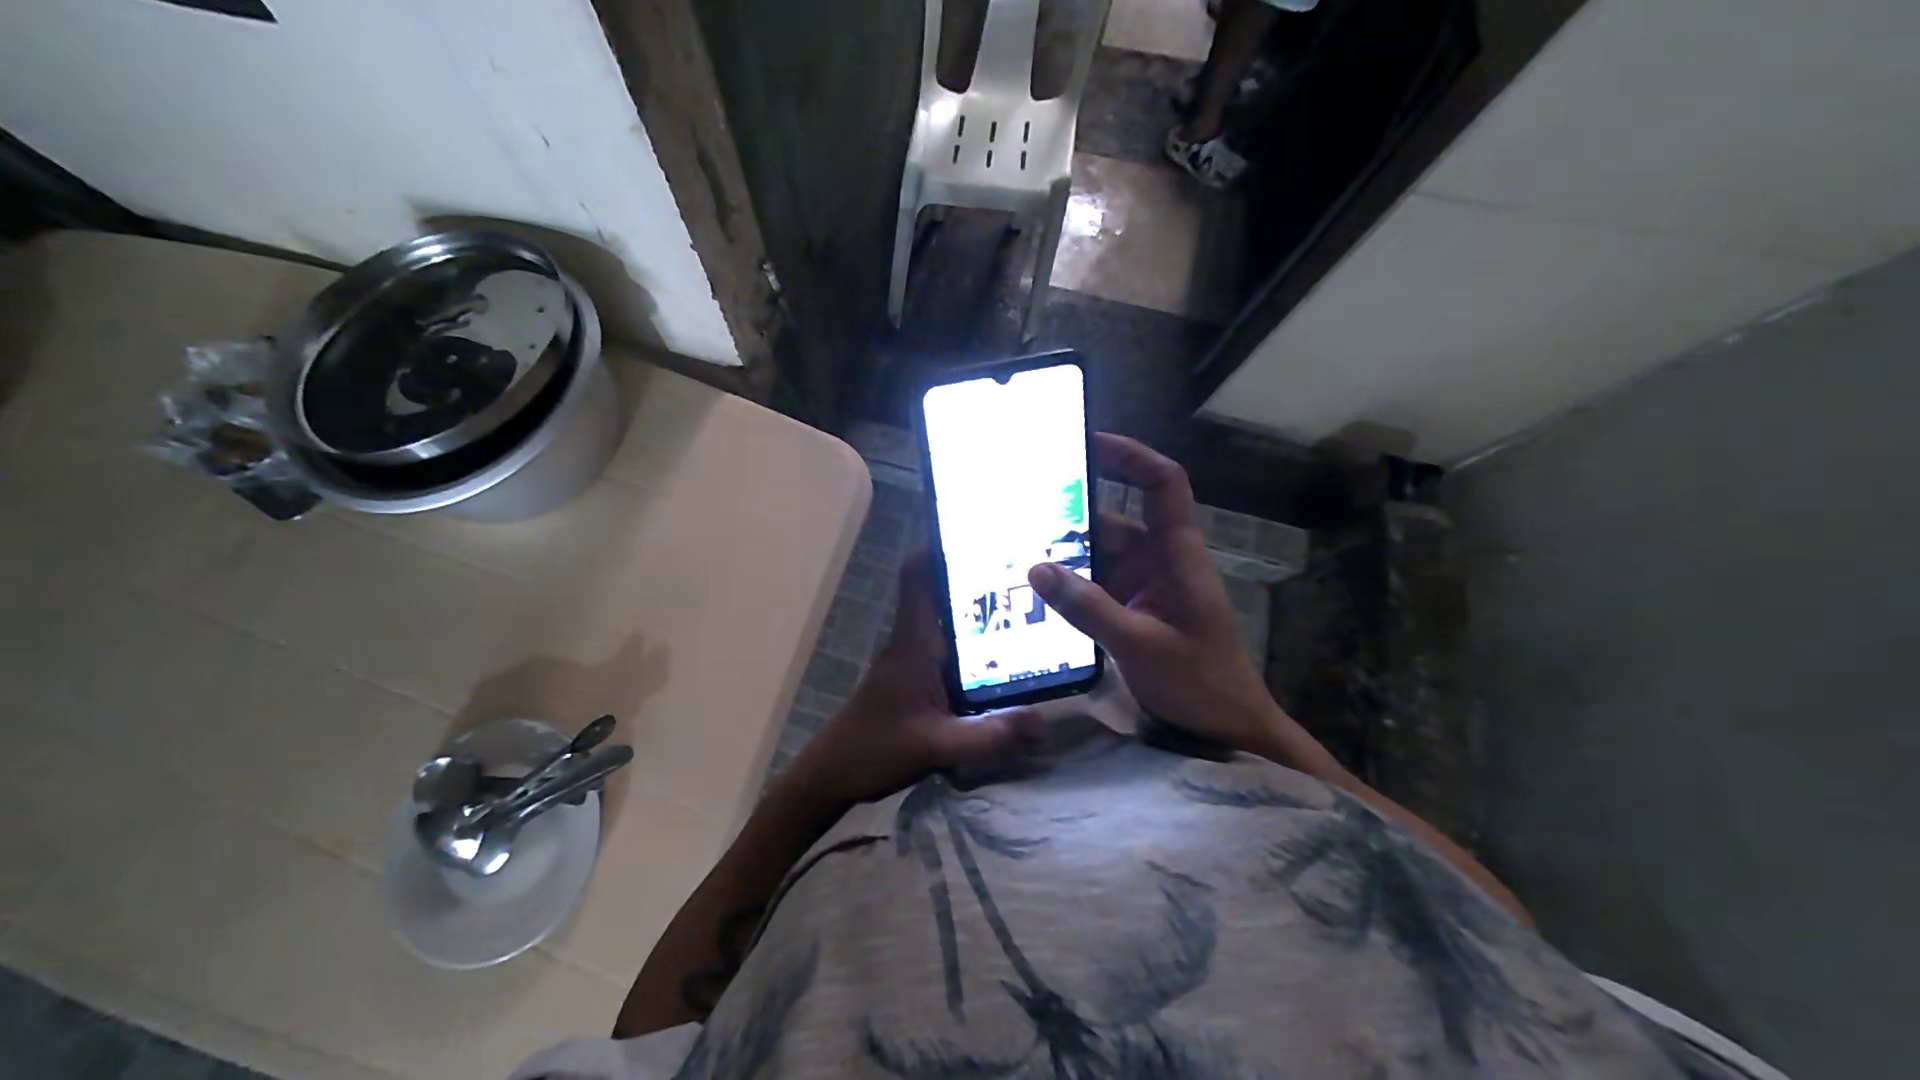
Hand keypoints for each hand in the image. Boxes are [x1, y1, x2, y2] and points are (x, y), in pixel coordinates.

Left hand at [779, 550, 1044, 810]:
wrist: (831, 775)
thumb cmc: (873, 750)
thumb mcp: (935, 746)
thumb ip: (987, 736)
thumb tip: (1044, 722)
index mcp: (914, 643)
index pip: (918, 577)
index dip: (939, 545)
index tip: (973, 525)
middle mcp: (915, 643)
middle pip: (942, 593)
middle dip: (976, 575)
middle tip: (1023, 564)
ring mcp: (915, 662)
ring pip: (949, 621)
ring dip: (979, 610)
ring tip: (1028, 601)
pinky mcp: (919, 683)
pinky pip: (953, 651)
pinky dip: (978, 645)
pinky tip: (1009, 657)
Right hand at [1026, 433, 1296, 760]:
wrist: (1227, 729)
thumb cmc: (1200, 681)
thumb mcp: (1141, 644)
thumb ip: (1088, 608)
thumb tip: (1036, 568)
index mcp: (1177, 553)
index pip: (1162, 485)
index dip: (1132, 456)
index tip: (1087, 442)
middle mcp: (1159, 560)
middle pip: (1112, 520)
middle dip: (1069, 514)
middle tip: (1017, 506)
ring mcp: (1143, 587)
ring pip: (1097, 555)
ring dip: (1062, 553)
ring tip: (1011, 546)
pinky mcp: (1130, 611)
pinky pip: (1093, 586)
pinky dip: (1066, 585)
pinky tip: (1030, 588)